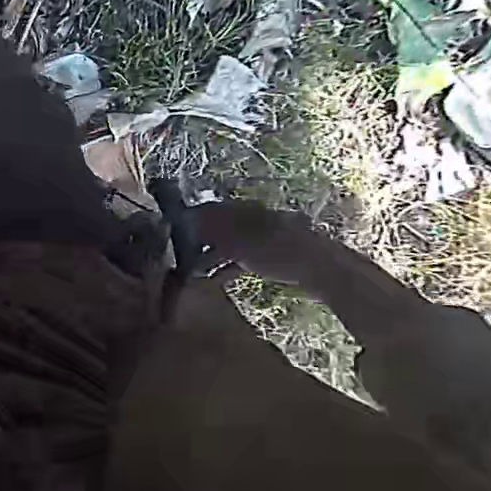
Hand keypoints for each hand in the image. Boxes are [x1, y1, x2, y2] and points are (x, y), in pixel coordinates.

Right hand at [189, 199, 333, 285]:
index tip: (167, 234)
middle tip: (175, 257)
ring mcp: (259, 238)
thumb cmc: (278, 252)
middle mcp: (248, 219)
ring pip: (224, 245)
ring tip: (190, 272)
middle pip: (213, 229)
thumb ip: (210, 231)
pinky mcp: (268, 256)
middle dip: (194, 241)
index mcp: (241, 210)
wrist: (323, 269)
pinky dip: (224, 268)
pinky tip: (212, 280)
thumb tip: (183, 220)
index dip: (186, 220)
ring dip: (207, 257)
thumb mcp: (239, 242)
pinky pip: (238, 259)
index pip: (205, 211)